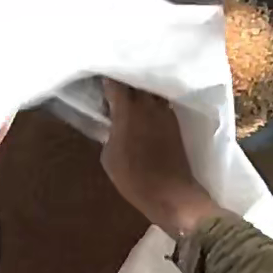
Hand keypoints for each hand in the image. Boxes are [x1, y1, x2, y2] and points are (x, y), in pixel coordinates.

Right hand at [100, 79, 220, 237]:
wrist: (171, 193)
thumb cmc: (134, 178)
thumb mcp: (109, 157)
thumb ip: (109, 133)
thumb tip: (111, 124)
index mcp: (127, 110)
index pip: (114, 83)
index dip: (105, 79)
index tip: (97, 79)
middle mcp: (148, 105)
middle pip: (136, 81)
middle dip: (124, 81)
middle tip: (112, 86)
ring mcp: (165, 112)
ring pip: (151, 91)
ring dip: (140, 90)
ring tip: (128, 97)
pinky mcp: (175, 123)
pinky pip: (161, 104)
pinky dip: (151, 103)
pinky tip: (143, 111)